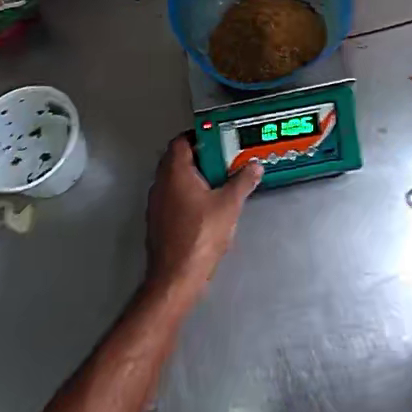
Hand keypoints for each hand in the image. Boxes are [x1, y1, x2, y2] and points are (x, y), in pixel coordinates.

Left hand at [143, 135, 260, 295]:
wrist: (176, 275)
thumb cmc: (200, 236)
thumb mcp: (229, 205)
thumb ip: (242, 182)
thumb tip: (254, 167)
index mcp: (174, 172)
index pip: (181, 141)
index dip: (200, 136)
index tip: (218, 139)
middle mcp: (160, 184)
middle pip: (177, 159)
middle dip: (201, 157)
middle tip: (223, 160)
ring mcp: (156, 203)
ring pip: (175, 179)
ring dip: (195, 177)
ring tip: (219, 183)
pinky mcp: (158, 221)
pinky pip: (173, 197)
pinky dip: (188, 195)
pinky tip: (207, 207)